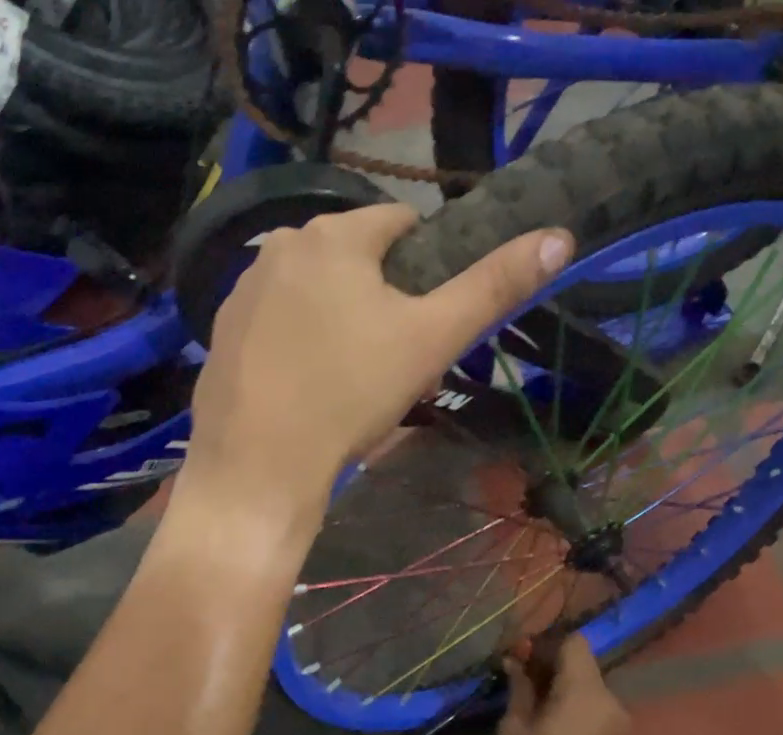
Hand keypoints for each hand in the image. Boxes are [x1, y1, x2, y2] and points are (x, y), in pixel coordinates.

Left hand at [182, 203, 572, 526]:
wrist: (258, 464)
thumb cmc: (351, 393)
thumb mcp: (432, 339)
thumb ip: (494, 286)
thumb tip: (560, 236)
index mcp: (334, 235)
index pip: (400, 222)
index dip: (428, 264)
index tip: (431, 319)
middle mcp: (280, 245)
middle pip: (355, 258)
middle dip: (384, 297)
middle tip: (396, 360)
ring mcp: (243, 288)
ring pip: (315, 290)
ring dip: (341, 318)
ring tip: (353, 380)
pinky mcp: (222, 330)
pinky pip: (278, 321)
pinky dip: (299, 341)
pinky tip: (307, 387)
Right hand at [499, 634, 629, 734]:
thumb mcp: (515, 727)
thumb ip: (519, 687)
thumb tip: (515, 660)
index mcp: (583, 689)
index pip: (576, 641)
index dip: (550, 643)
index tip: (528, 656)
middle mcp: (609, 696)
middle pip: (584, 663)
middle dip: (555, 666)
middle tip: (527, 681)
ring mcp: (620, 716)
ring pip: (590, 685)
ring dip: (567, 687)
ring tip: (542, 708)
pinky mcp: (621, 734)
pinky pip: (597, 705)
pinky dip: (579, 705)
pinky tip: (559, 726)